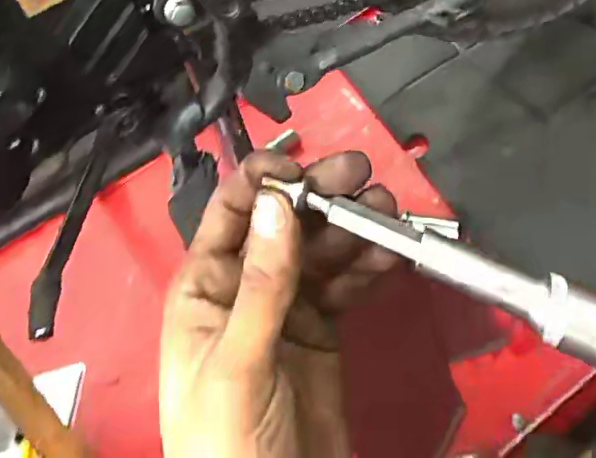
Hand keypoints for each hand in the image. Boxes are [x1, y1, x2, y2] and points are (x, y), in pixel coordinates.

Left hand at [159, 150, 400, 457]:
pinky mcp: (321, 329)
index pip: (232, 210)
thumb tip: (275, 202)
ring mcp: (286, 305)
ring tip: (385, 208)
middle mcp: (245, 284)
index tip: (301, 165)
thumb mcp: (237, 365)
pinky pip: (344, 282)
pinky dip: (367, 263)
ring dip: (351, 224)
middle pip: (283, 220)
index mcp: (206, 284)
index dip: (262, 179)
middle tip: (358, 172)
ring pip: (320, 247)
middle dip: (319, 192)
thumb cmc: (225, 448)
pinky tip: (389, 251)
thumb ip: (261, 285)